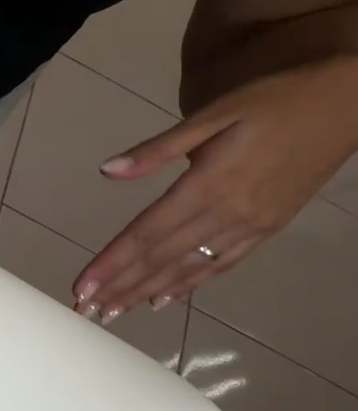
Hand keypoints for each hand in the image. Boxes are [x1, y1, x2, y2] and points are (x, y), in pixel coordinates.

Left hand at [73, 55, 357, 320]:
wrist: (354, 98)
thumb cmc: (275, 102)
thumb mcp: (213, 115)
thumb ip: (158, 148)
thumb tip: (107, 170)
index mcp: (208, 186)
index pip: (145, 234)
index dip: (111, 263)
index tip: (81, 287)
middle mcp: (228, 212)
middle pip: (161, 258)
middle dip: (119, 287)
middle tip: (85, 311)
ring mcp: (251, 223)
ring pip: (188, 266)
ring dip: (146, 291)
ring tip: (113, 312)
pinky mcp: (270, 226)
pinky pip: (222, 262)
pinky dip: (190, 283)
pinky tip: (163, 298)